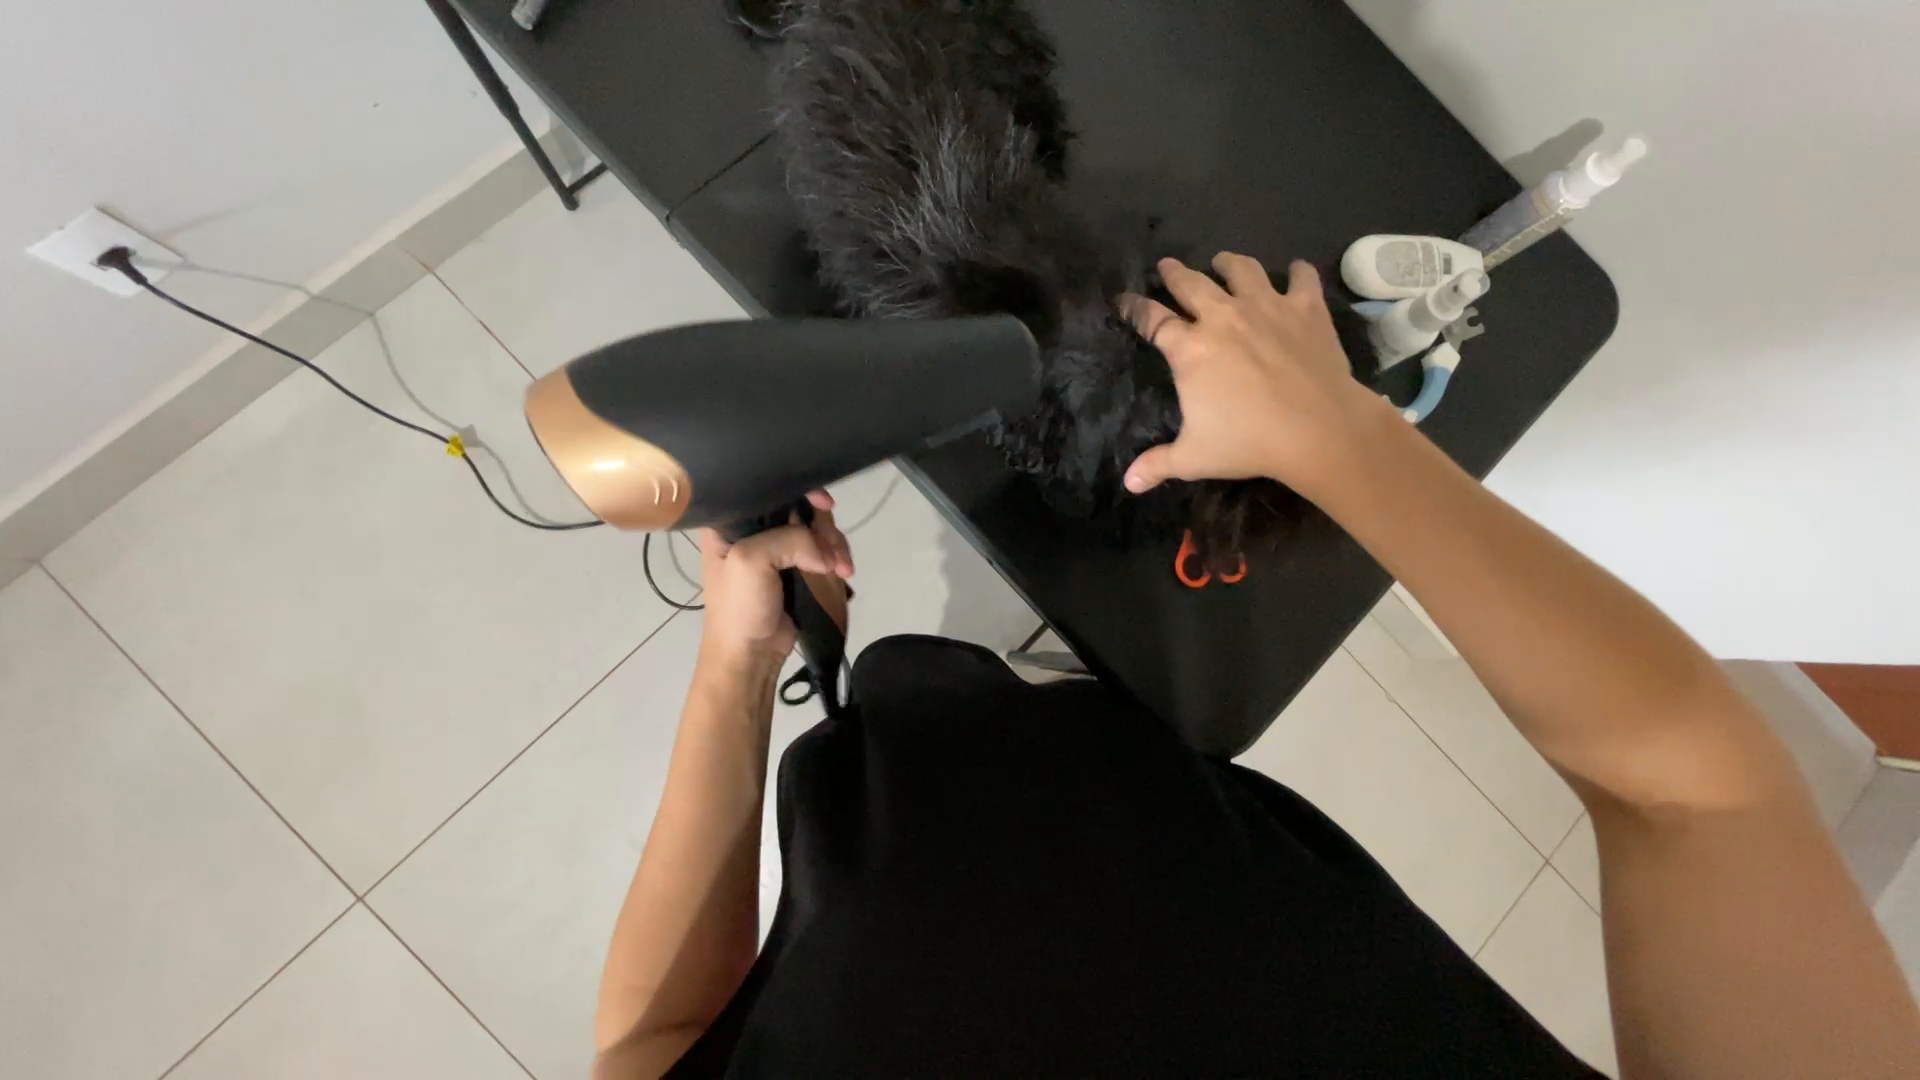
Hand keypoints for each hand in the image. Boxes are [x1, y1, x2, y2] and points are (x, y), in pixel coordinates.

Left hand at [695, 490, 853, 672]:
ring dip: (835, 544)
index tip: (823, 504)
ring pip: (815, 529)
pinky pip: (822, 549)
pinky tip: (844, 572)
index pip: (767, 488)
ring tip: (843, 569)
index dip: (799, 490)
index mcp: (729, 521)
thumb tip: (825, 554)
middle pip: (798, 508)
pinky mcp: (795, 568)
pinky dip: (836, 557)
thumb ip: (790, 540)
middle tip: (831, 548)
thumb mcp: (751, 561)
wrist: (749, 656)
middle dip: (822, 525)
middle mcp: (752, 530)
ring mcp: (776, 550)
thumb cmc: (739, 607)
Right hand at [1120, 254, 1385, 495]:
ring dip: (1228, 263)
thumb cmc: (1248, 442)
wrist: (1318, 429)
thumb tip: (1129, 483)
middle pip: (1191, 284)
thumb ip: (1158, 464)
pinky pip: (1301, 278)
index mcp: (1189, 349)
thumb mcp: (1193, 458)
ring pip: (1242, 270)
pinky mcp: (1305, 309)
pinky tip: (1296, 269)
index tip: (1125, 300)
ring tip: (1223, 261)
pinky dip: (1297, 271)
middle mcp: (1222, 317)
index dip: (1135, 308)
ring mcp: (1266, 307)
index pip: (1153, 319)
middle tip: (1167, 266)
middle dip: (1174, 273)